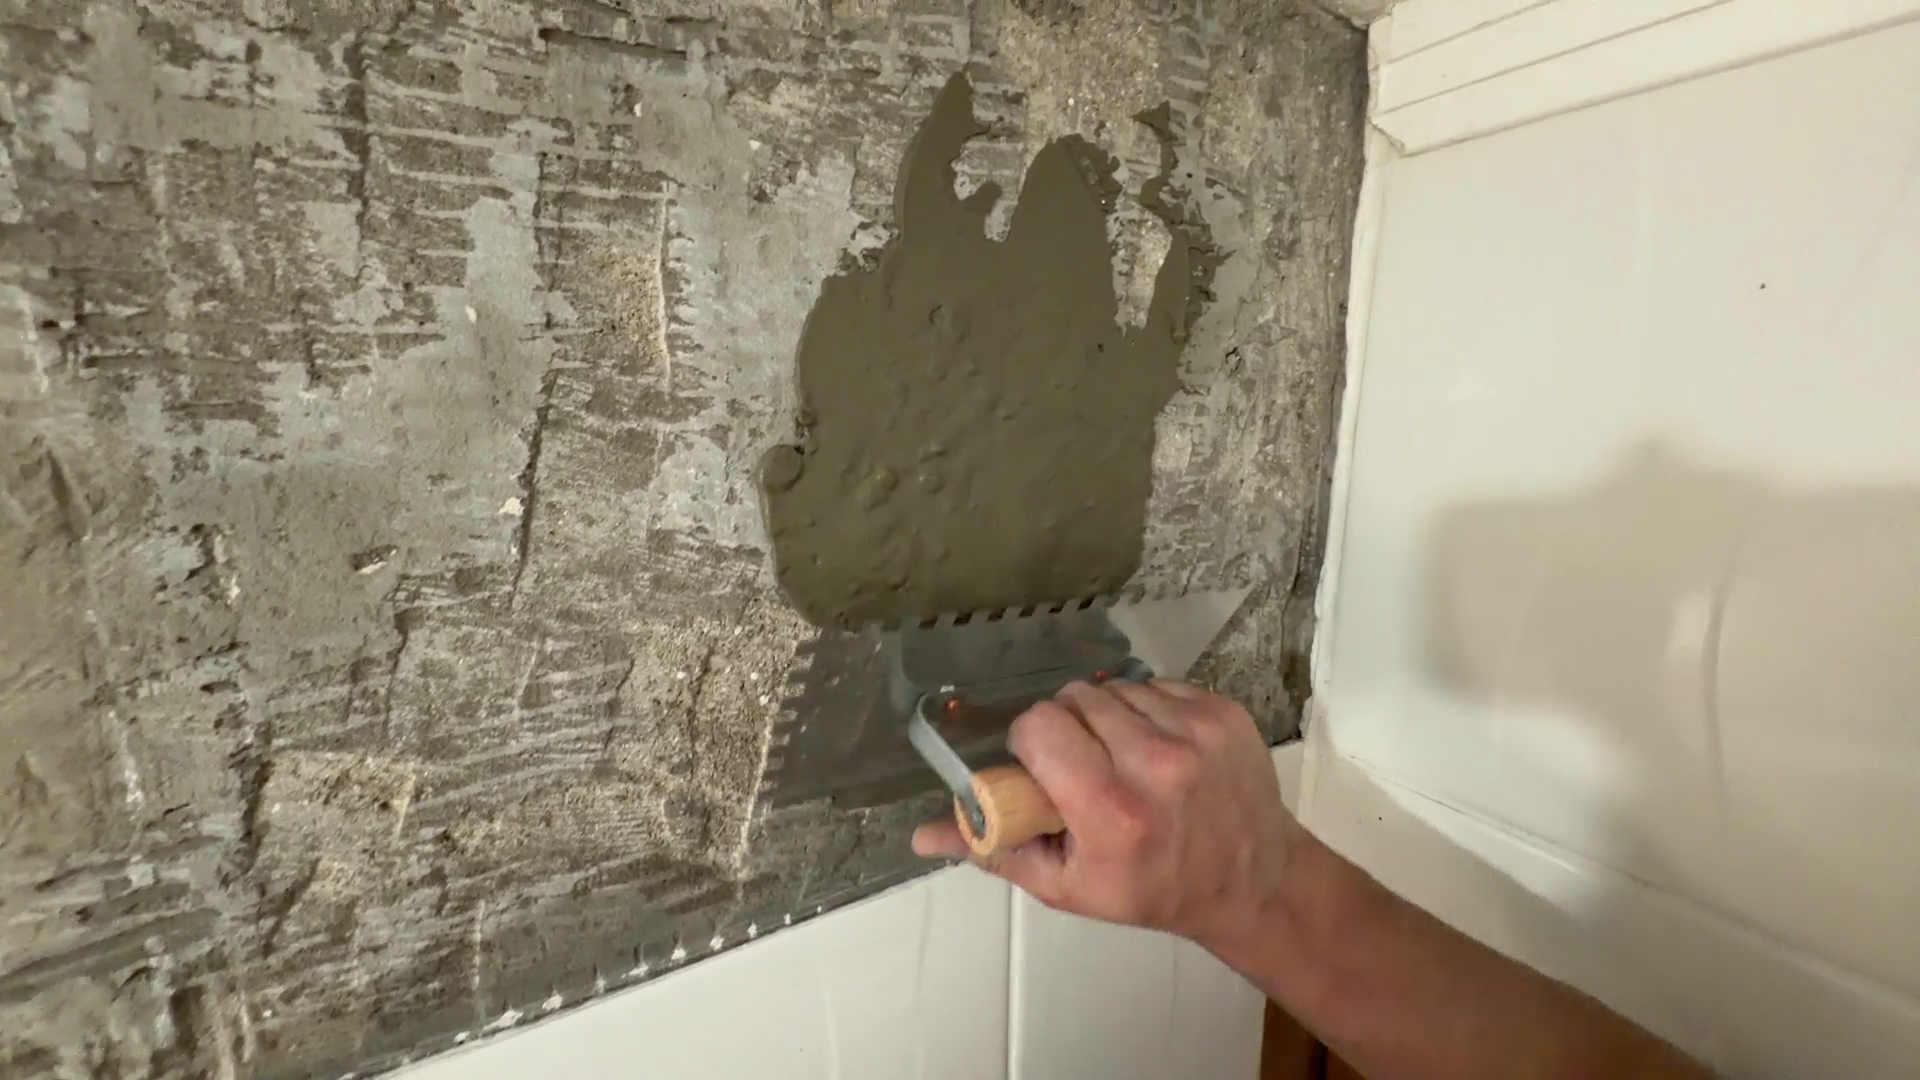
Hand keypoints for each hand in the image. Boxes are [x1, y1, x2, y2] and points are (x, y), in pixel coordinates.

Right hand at [912, 679, 1298, 954]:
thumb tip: (921, 835)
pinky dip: (1146, 710)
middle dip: (1067, 727)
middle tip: (1082, 763)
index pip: (1040, 725)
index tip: (1042, 762)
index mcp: (1112, 811)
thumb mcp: (1066, 885)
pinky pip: (1155, 686)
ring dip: (1107, 716)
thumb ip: (994, 849)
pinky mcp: (1221, 712)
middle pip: (1073, 699)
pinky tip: (1158, 746)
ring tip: (1123, 757)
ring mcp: (1196, 733)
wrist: (1253, 881)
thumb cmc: (1151, 888)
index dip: (1031, 741)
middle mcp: (1156, 764)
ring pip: (1113, 689)